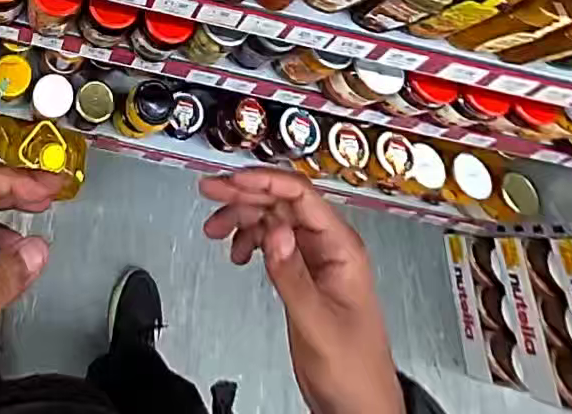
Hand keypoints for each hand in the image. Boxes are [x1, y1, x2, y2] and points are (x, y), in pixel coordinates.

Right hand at [200, 168, 403, 413]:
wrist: (360, 410)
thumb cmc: (354, 372)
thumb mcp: (318, 324)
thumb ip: (292, 275)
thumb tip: (273, 231)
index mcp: (340, 246)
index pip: (300, 195)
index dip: (265, 181)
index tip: (234, 181)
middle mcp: (325, 244)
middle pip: (280, 201)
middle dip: (243, 193)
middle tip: (211, 189)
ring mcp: (311, 256)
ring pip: (269, 217)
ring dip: (239, 216)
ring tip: (214, 225)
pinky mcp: (297, 270)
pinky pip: (267, 238)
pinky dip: (246, 238)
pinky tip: (236, 251)